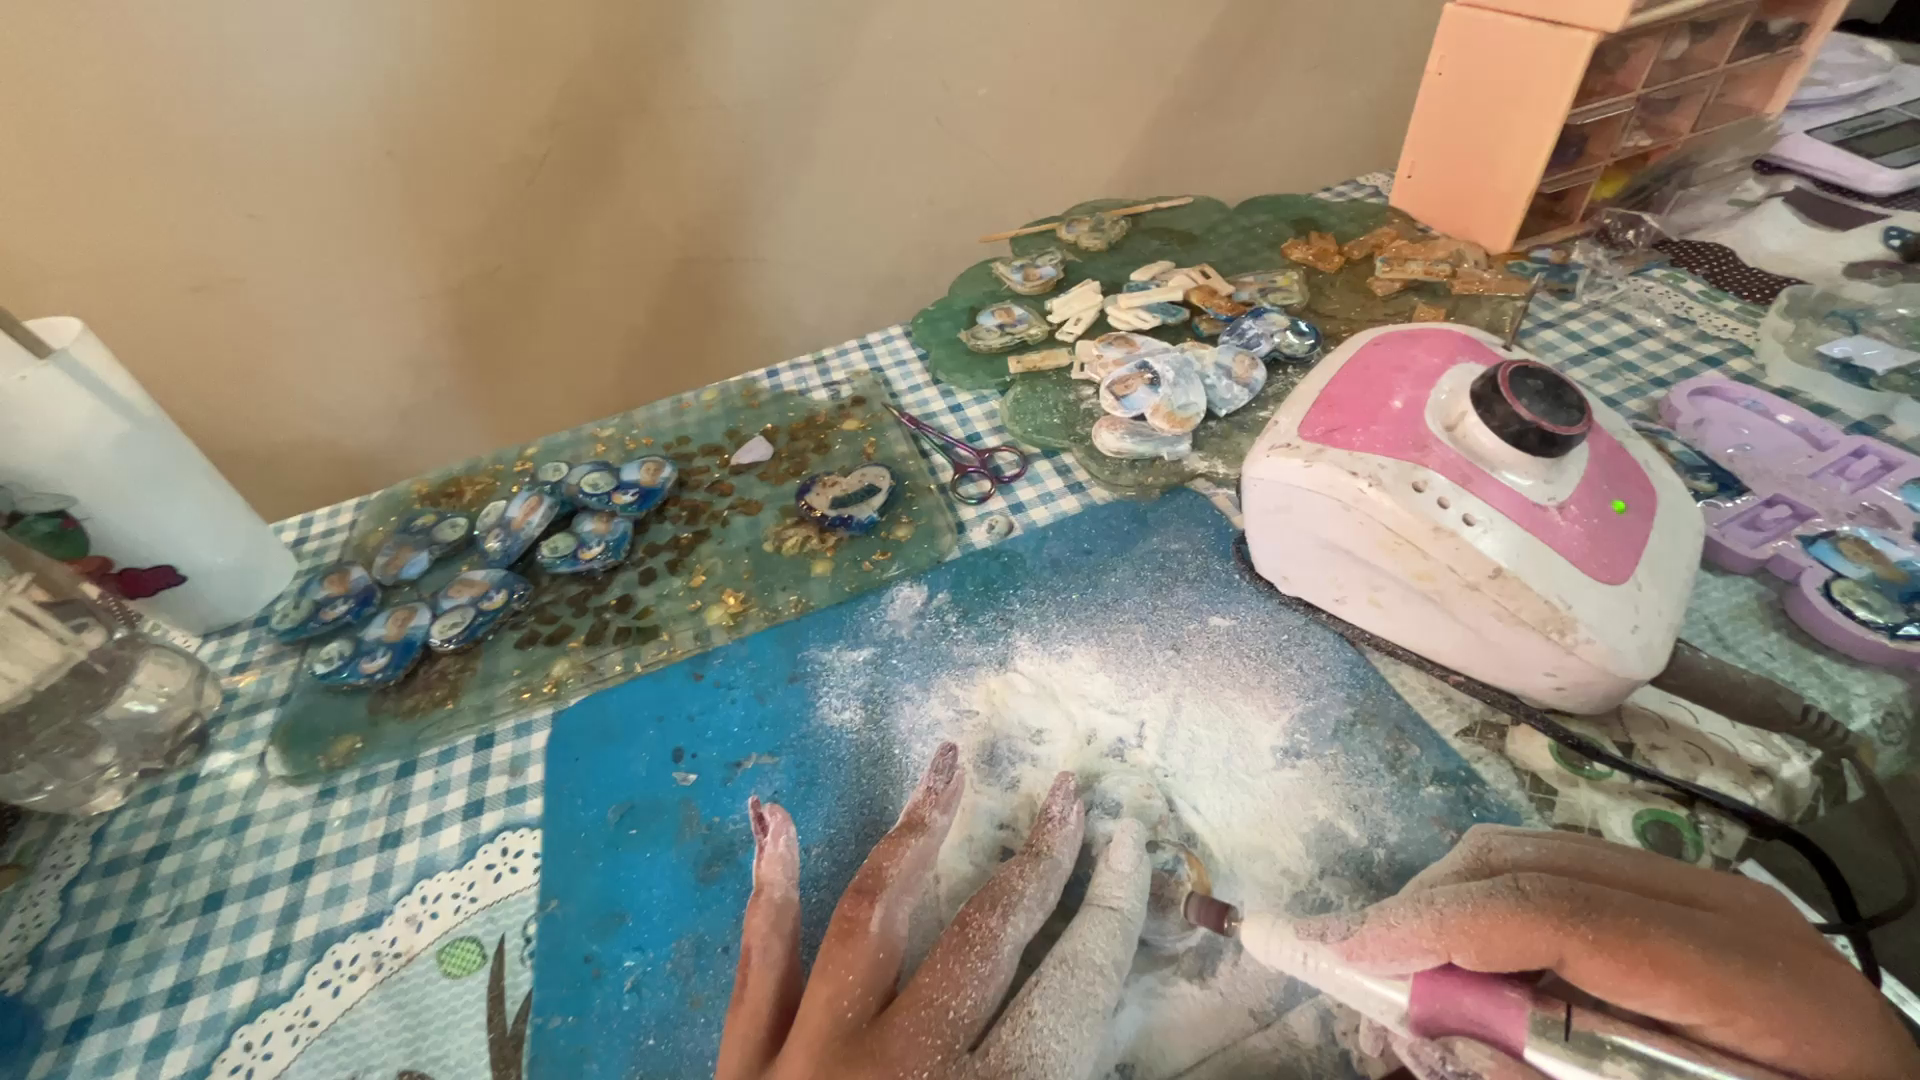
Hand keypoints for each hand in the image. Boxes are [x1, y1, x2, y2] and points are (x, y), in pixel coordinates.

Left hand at [716, 742, 1151, 1079]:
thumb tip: (1104, 1029)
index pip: (1069, 992)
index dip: (1107, 915)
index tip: (1129, 847)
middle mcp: (898, 1070)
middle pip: (987, 937)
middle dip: (1039, 862)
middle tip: (1069, 793)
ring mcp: (808, 1059)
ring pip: (875, 916)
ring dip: (918, 833)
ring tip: (947, 764)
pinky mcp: (739, 1068)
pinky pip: (756, 965)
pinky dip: (768, 890)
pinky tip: (773, 817)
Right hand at [1298, 824, 1919, 1079]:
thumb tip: (1435, 1042)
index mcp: (1746, 971)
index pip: (1552, 910)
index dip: (1437, 925)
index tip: (1347, 953)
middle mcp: (1709, 901)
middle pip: (1514, 864)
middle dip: (1419, 913)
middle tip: (1359, 979)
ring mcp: (1685, 887)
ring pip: (1512, 855)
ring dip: (1437, 910)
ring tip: (1404, 983)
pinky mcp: (1659, 894)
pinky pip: (1535, 873)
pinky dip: (1475, 912)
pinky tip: (1462, 967)